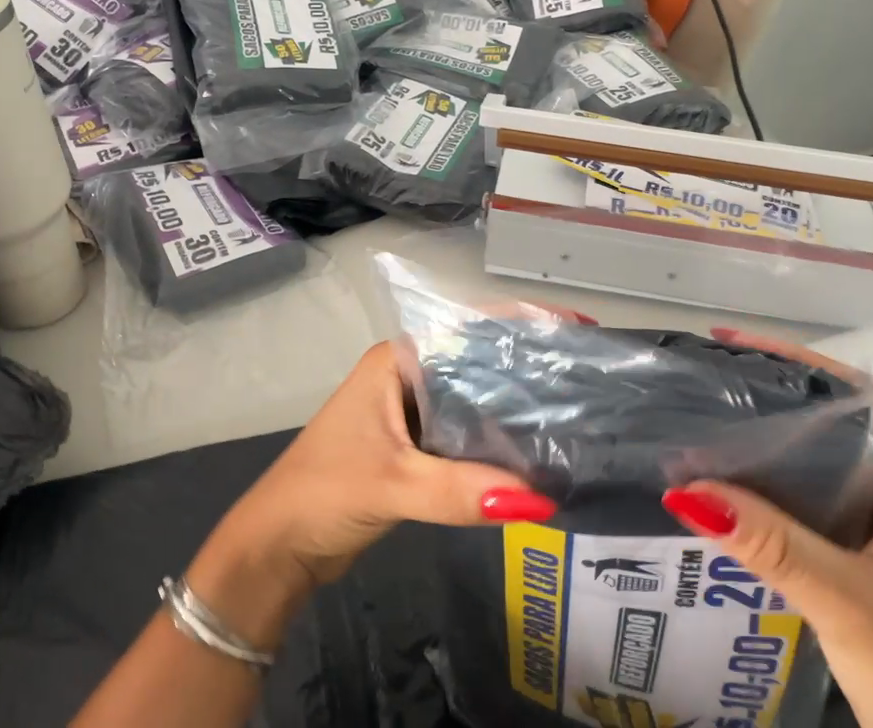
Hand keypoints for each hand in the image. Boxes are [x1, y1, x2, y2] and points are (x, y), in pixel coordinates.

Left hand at [184, 340, 555, 647]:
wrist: (279, 545)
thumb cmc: (323, 493)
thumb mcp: (393, 485)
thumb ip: (462, 491)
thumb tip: (543, 502)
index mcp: (399, 361)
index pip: (471, 330)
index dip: (523, 326)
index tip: (579, 332)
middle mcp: (410, 379)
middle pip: (481, 365)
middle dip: (531, 371)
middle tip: (593, 381)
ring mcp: (414, 416)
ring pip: (479, 405)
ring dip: (519, 413)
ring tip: (582, 417)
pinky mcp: (418, 452)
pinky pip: (470, 440)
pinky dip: (501, 447)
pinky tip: (542, 458)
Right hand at [662, 332, 872, 727]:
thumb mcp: (851, 605)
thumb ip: (772, 544)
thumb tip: (684, 487)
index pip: (859, 399)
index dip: (795, 365)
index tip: (729, 349)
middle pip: (837, 429)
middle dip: (769, 406)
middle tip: (698, 389)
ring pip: (824, 472)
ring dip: (767, 455)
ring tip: (698, 432)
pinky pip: (818, 510)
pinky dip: (774, 497)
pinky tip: (728, 496)